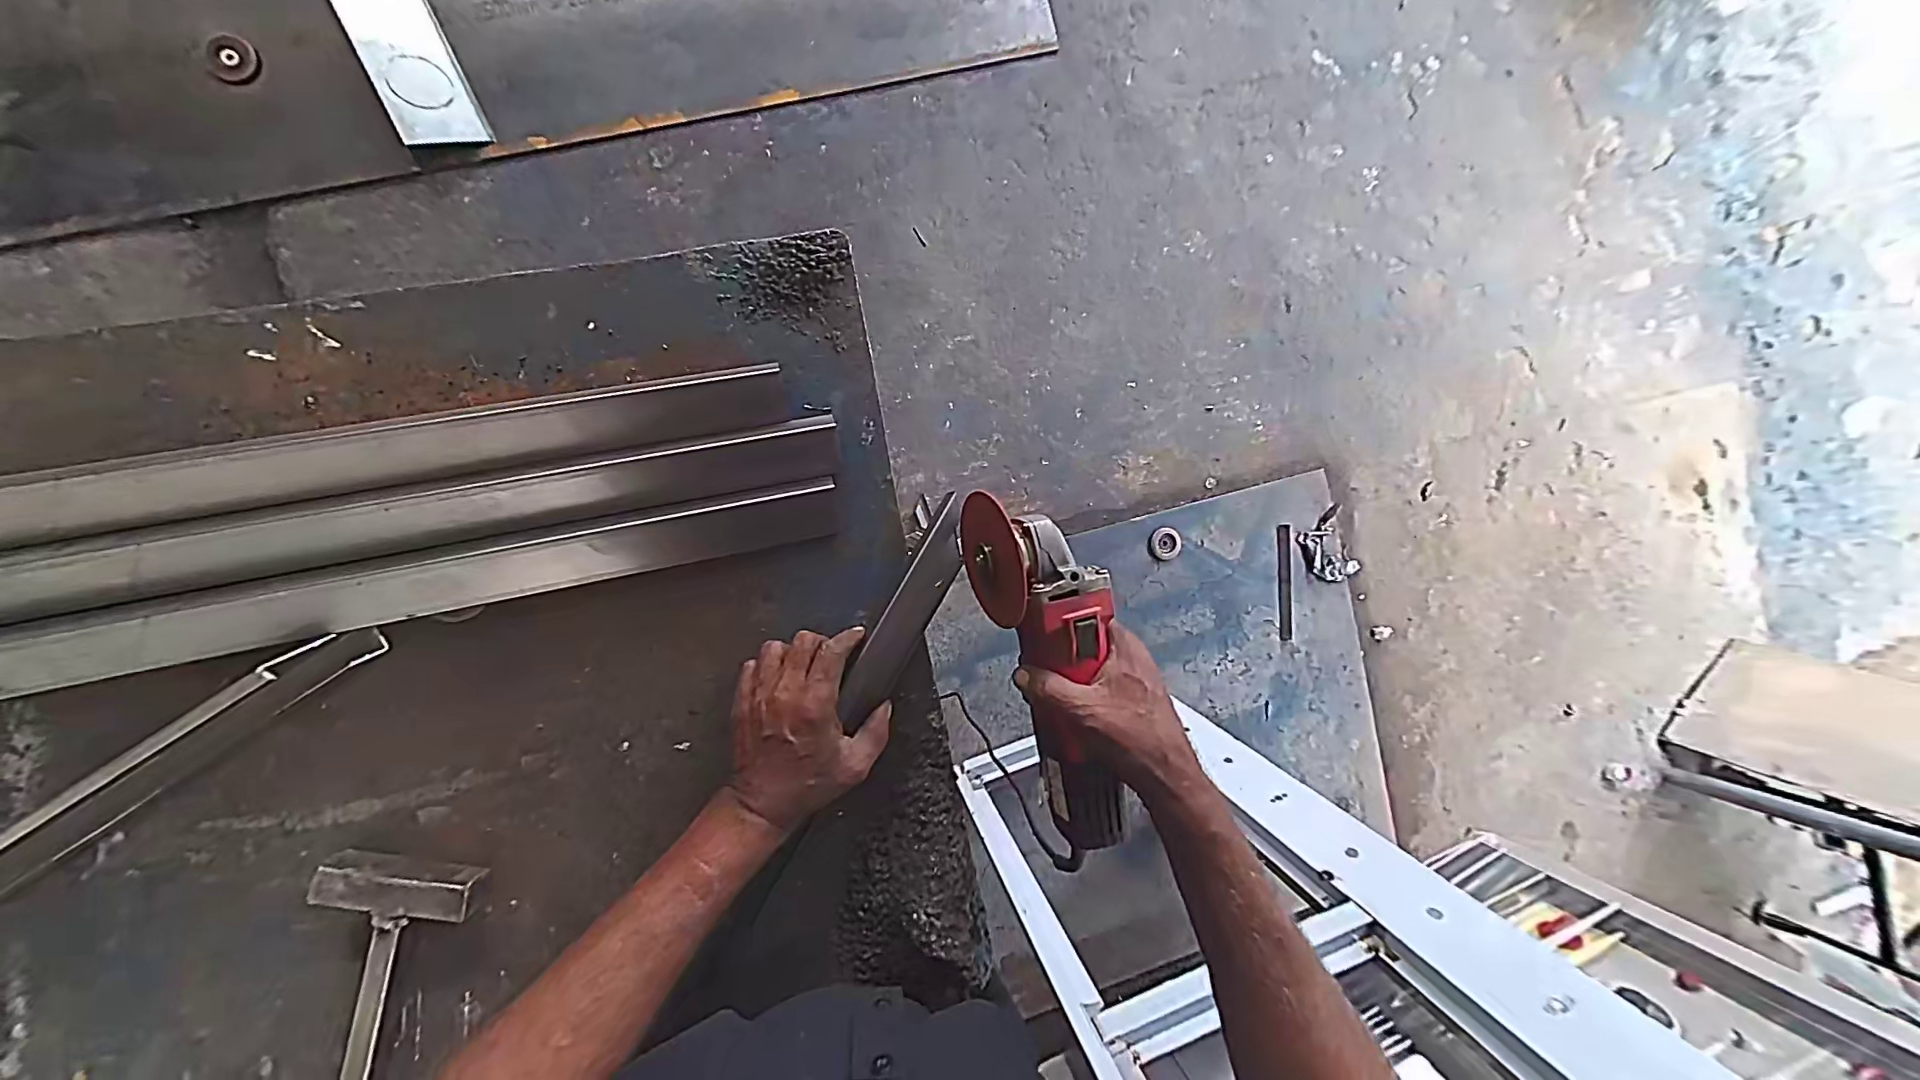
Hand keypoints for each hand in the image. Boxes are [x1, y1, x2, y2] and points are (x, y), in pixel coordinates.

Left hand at [724, 627, 891, 833]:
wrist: (762, 804)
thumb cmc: (806, 787)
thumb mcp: (855, 766)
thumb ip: (876, 733)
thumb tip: (884, 708)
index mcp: (815, 705)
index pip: (831, 651)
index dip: (847, 638)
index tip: (855, 637)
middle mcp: (785, 694)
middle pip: (803, 641)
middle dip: (822, 642)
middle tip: (831, 655)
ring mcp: (760, 696)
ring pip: (774, 647)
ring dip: (792, 651)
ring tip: (802, 665)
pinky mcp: (742, 702)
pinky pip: (751, 665)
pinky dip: (766, 665)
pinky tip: (777, 678)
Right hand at [1013, 621, 1203, 801]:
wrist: (1164, 773)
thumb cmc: (1140, 740)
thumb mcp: (1080, 709)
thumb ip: (1047, 687)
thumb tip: (1027, 675)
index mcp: (1124, 645)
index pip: (1086, 614)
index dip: (1061, 623)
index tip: (1043, 636)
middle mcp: (1132, 655)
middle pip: (1084, 644)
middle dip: (1063, 661)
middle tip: (1050, 675)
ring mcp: (1134, 677)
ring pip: (1091, 668)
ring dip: (1073, 683)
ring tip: (1063, 701)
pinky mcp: (1132, 697)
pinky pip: (1100, 687)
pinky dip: (1087, 698)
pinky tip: (1080, 717)